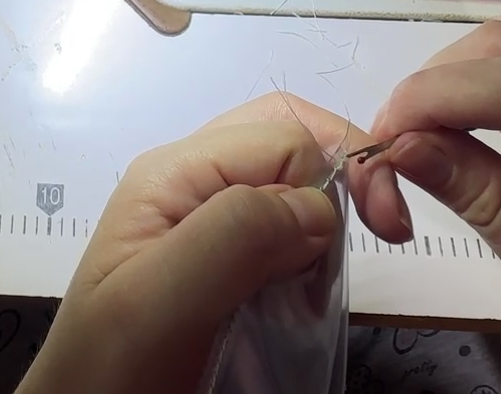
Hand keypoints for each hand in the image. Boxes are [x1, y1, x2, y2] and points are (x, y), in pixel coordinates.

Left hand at [17, 93, 367, 393]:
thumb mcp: (160, 300)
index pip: (280, 136)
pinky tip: (308, 286)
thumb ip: (233, 237)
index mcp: (173, 172)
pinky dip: (311, 246)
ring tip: (329, 276)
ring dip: (327, 216)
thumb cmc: (113, 365)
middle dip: (342, 172)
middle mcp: (189, 179)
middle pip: (284, 139)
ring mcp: (201, 215)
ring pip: (287, 180)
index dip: (339, 170)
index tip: (387, 232)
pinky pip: (278, 225)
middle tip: (386, 233)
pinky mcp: (216, 253)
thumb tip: (319, 204)